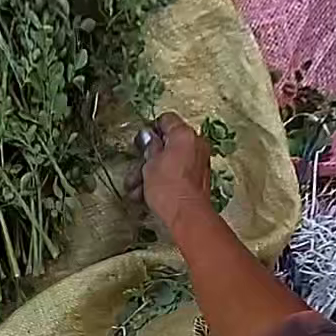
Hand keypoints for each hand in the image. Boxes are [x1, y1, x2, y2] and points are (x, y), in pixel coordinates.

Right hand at [140, 112, 215, 231]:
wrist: (186, 215)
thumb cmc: (168, 187)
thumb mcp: (149, 163)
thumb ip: (149, 147)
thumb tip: (148, 137)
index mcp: (185, 134)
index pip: (166, 120)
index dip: (151, 130)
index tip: (141, 142)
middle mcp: (196, 145)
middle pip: (168, 144)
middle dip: (148, 158)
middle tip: (137, 169)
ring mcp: (199, 164)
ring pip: (170, 162)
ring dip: (150, 174)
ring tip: (136, 189)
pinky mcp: (197, 181)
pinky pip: (177, 175)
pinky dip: (163, 182)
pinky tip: (146, 195)